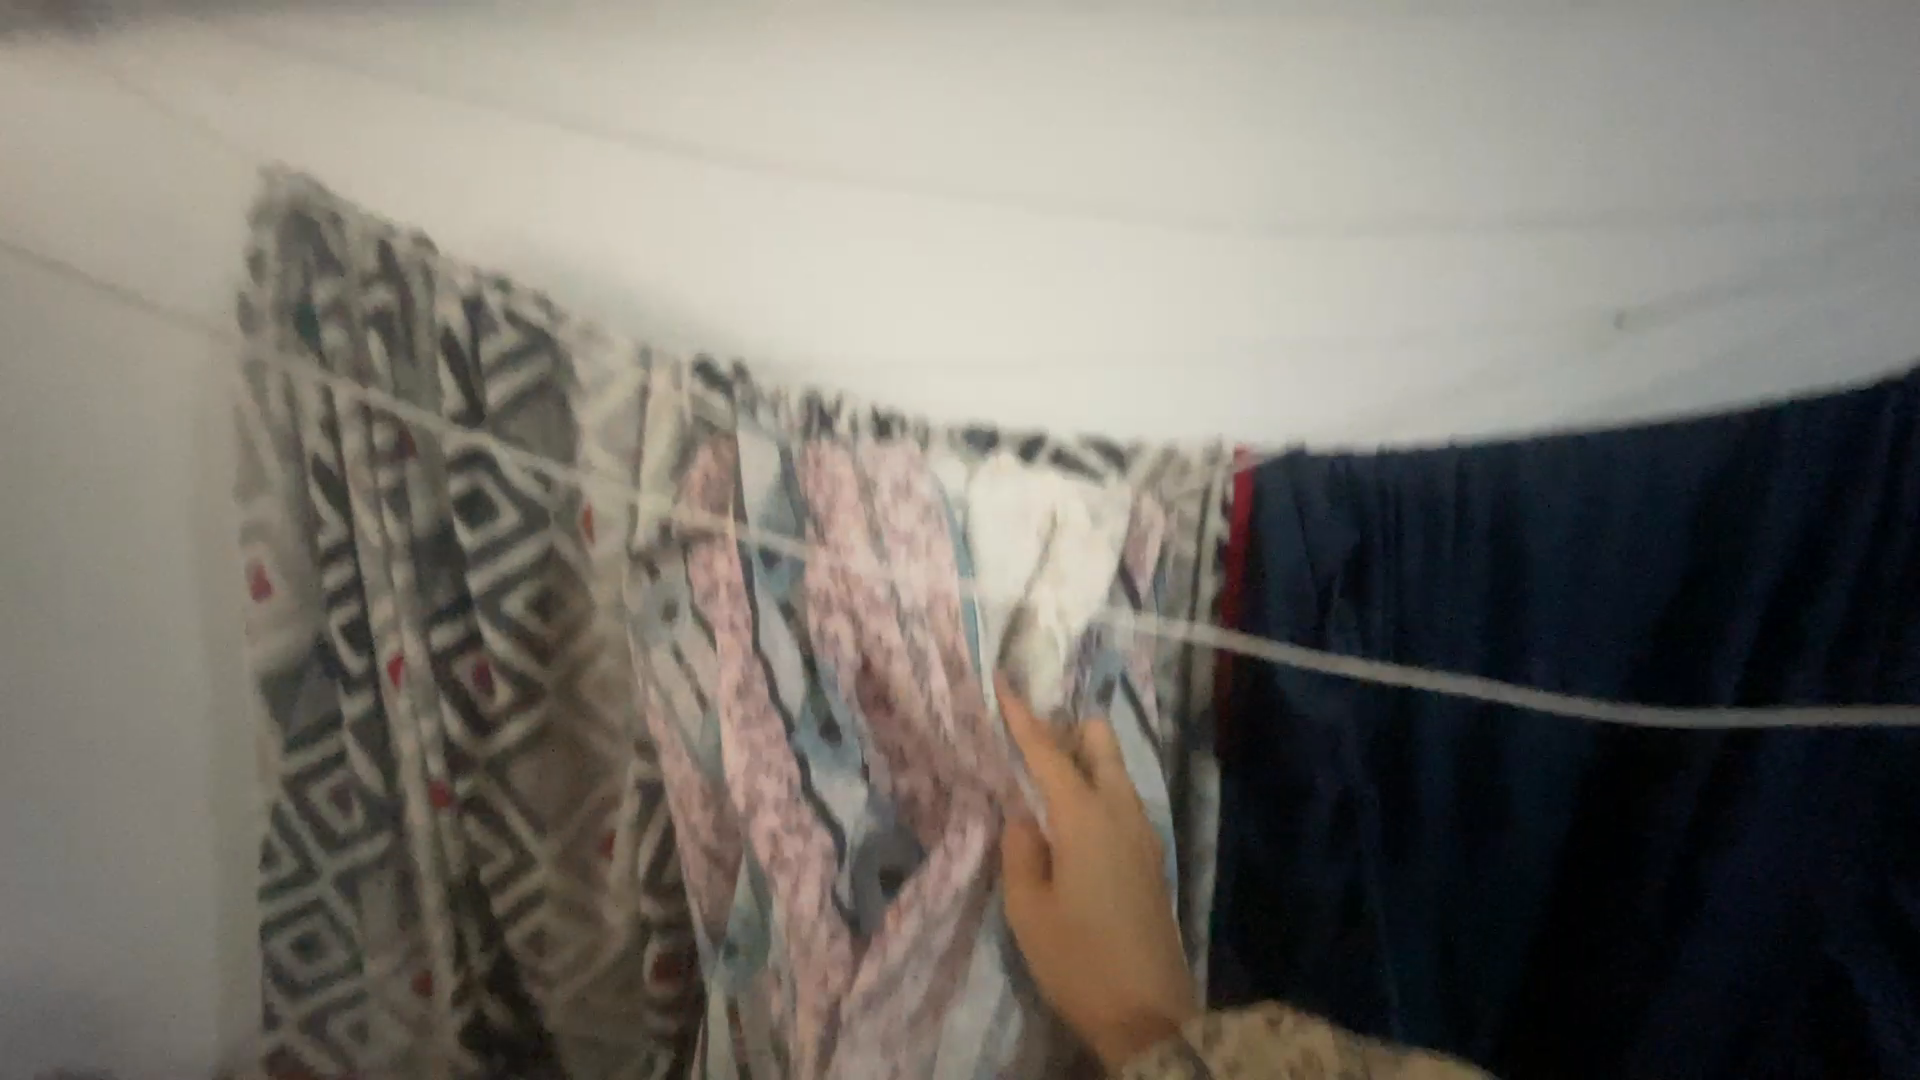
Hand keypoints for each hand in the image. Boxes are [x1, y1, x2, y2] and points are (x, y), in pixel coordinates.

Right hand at [997, 676, 1198, 1069]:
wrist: (1150, 1018)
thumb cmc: (1078, 959)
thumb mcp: (1028, 909)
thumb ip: (1021, 849)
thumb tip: (1026, 818)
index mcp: (1085, 816)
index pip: (1048, 750)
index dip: (1022, 715)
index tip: (1004, 680)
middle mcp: (1121, 811)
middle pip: (1101, 742)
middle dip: (1068, 729)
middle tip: (1032, 744)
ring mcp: (1143, 833)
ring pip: (1115, 771)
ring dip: (1084, 762)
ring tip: (1046, 786)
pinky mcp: (1151, 858)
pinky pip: (1122, 801)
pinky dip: (1096, 792)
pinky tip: (1072, 825)